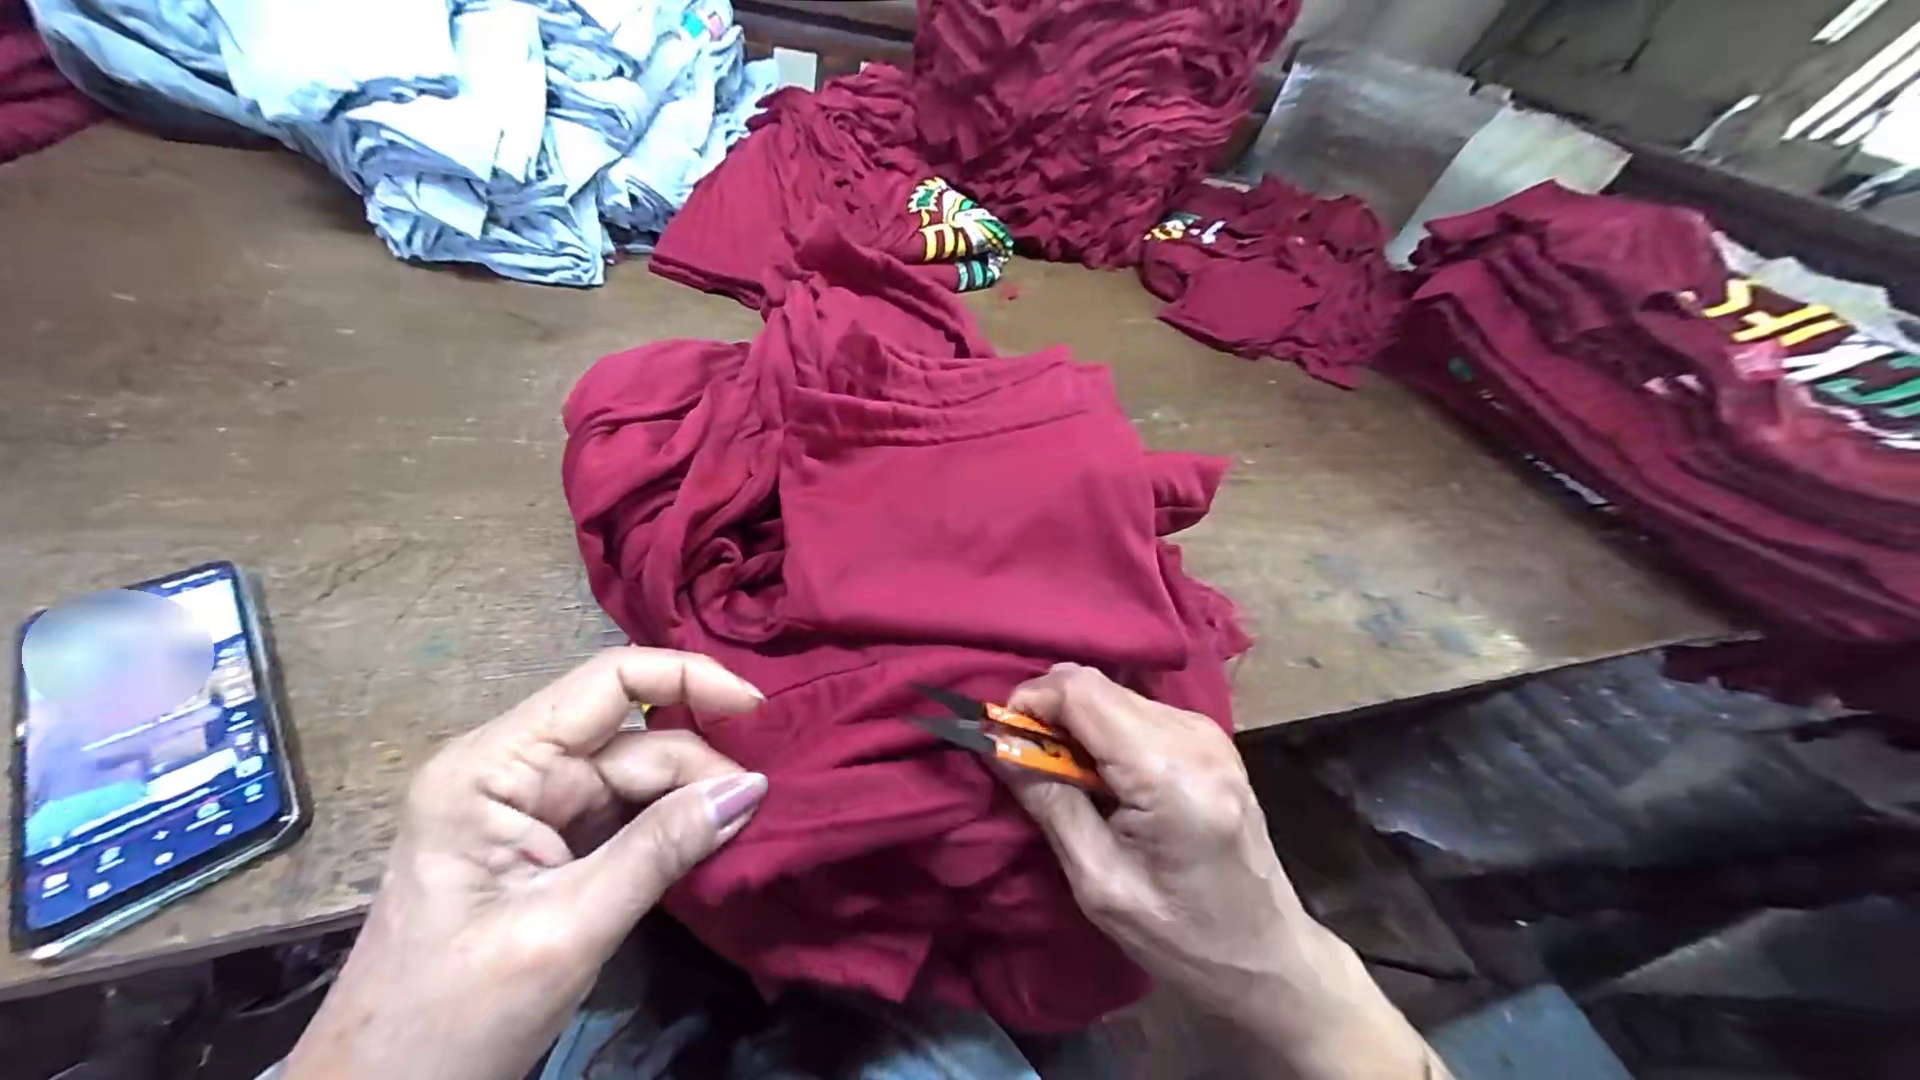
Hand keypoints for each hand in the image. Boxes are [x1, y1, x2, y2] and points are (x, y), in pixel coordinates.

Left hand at [283, 648, 768, 1079]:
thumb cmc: (447, 1023)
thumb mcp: (565, 932)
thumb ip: (660, 850)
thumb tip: (751, 789)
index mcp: (493, 767)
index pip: (609, 681)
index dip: (689, 678)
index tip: (755, 708)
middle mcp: (516, 766)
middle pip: (637, 736)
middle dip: (699, 768)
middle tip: (755, 810)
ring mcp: (538, 801)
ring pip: (644, 772)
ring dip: (693, 798)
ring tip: (740, 829)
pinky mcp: (558, 834)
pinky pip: (635, 807)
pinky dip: (677, 821)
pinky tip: (711, 837)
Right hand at [1005, 665, 1442, 1079]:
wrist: (1268, 956)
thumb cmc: (1180, 937)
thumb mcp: (1098, 882)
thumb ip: (1048, 801)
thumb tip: (997, 743)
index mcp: (1169, 775)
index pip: (1082, 692)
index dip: (1030, 701)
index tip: (1002, 737)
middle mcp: (1193, 736)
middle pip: (1095, 684)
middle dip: (1047, 711)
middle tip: (1026, 759)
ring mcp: (1206, 730)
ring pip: (1112, 691)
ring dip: (1073, 720)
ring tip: (1063, 773)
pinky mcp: (1208, 735)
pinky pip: (1134, 706)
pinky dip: (1101, 726)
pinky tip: (1101, 773)